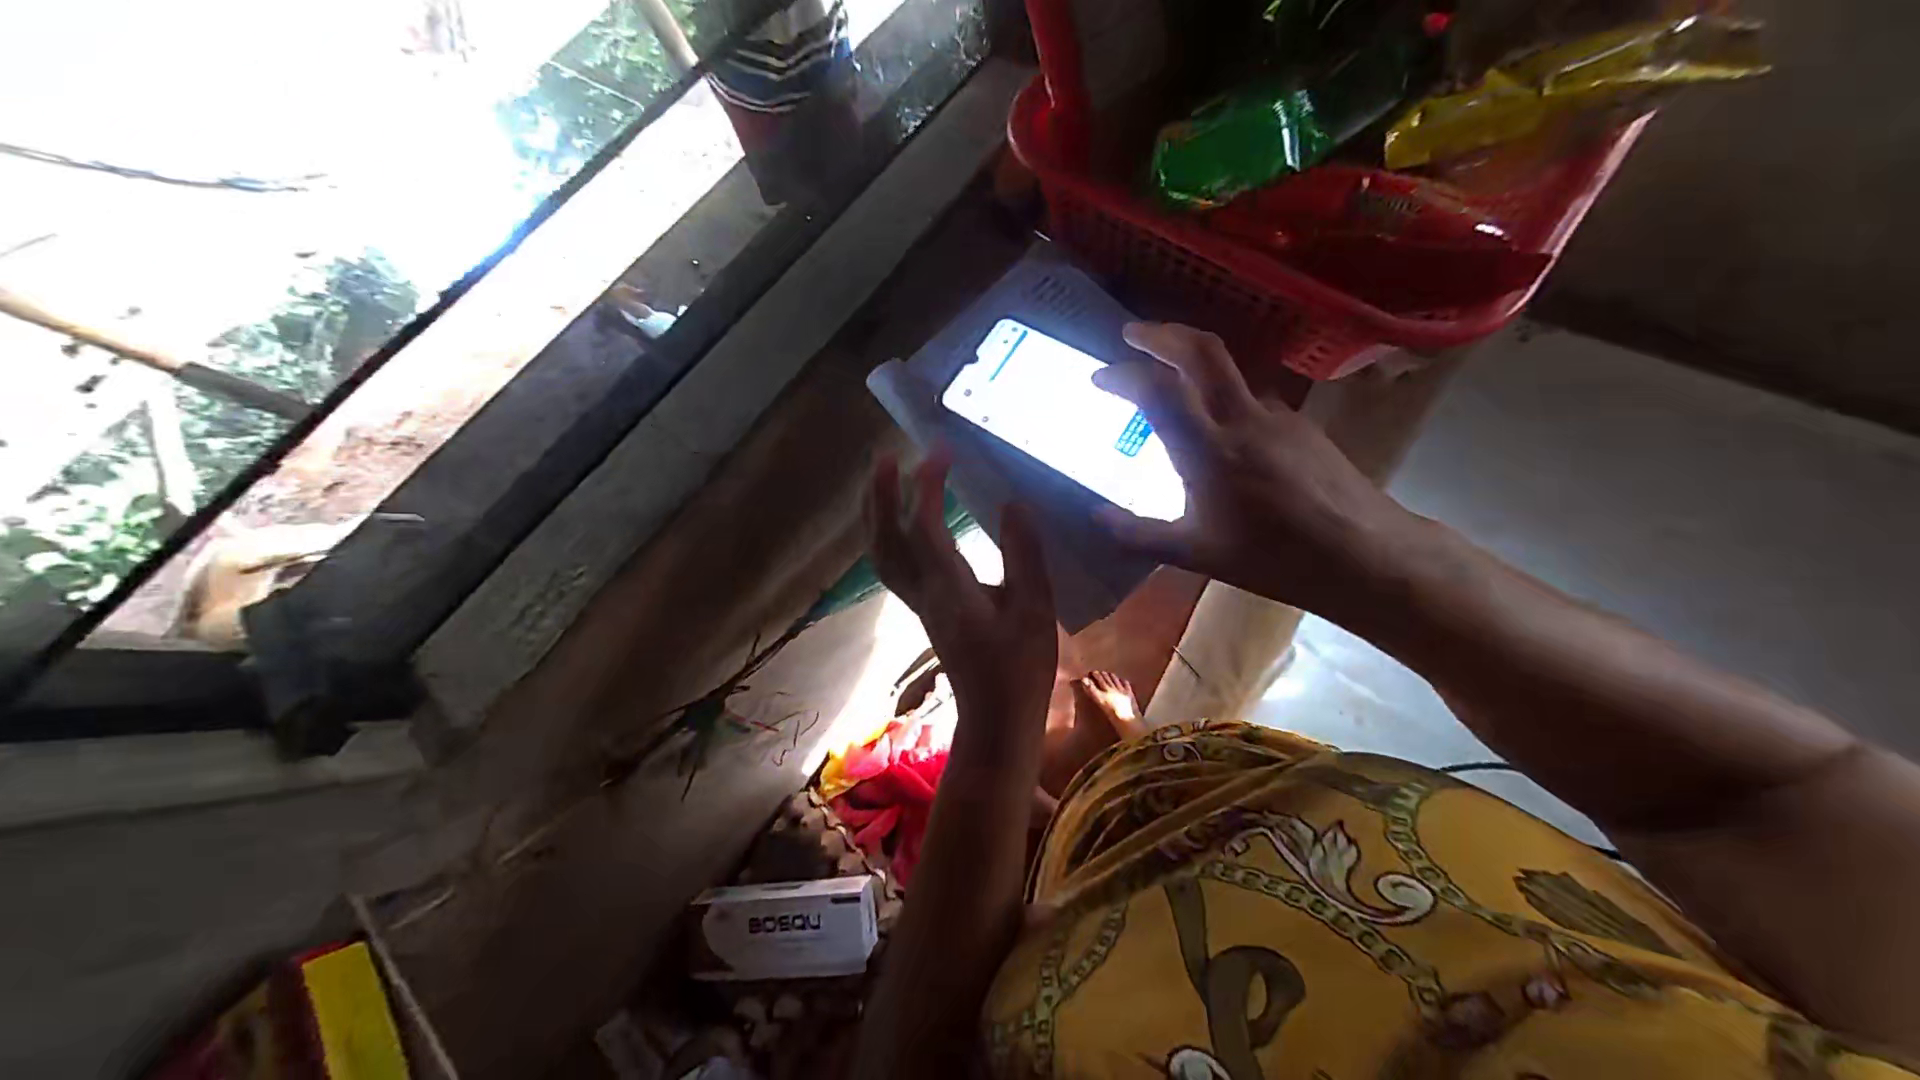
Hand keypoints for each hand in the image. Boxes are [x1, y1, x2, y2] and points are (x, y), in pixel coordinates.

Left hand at [866, 451, 1057, 726]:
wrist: (996, 716)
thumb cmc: (1021, 668)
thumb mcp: (1036, 610)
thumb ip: (1025, 556)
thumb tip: (1014, 504)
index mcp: (951, 592)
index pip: (926, 529)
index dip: (928, 487)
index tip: (942, 452)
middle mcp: (924, 595)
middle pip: (885, 541)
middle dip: (881, 496)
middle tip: (886, 455)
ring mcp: (919, 604)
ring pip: (882, 554)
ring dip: (877, 513)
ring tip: (884, 477)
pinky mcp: (924, 609)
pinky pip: (892, 565)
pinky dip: (887, 534)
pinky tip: (898, 518)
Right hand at [1091, 322, 1411, 613]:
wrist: (1365, 553)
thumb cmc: (1275, 558)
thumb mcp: (1197, 554)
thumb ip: (1140, 534)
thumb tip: (1098, 518)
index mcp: (1209, 451)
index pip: (1160, 390)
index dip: (1124, 375)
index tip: (1100, 376)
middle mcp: (1242, 419)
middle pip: (1202, 351)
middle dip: (1162, 334)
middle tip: (1132, 333)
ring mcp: (1277, 415)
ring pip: (1231, 368)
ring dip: (1193, 358)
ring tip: (1170, 373)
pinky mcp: (1300, 423)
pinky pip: (1252, 395)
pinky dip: (1223, 392)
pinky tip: (1219, 423)